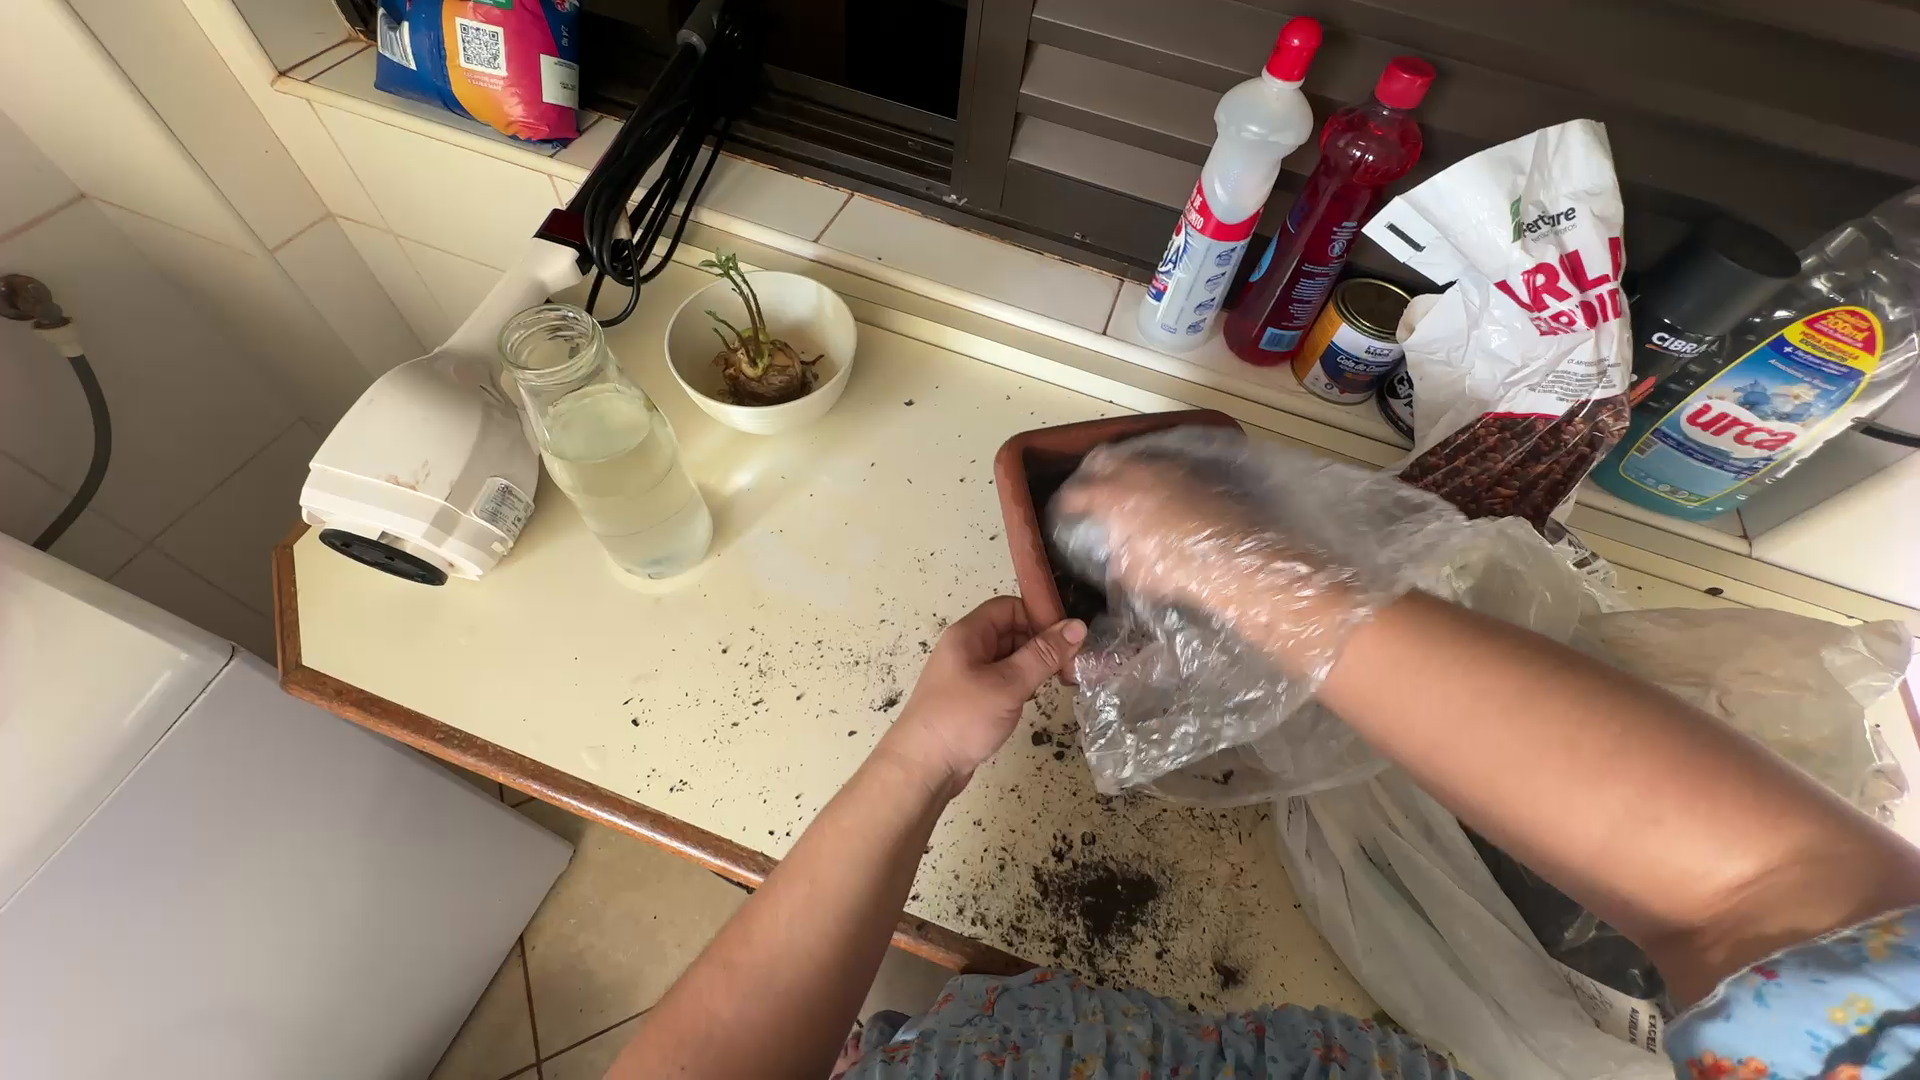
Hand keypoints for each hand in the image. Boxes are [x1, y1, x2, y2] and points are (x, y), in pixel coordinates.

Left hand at [879, 597, 1086, 799]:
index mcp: (968, 634)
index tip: (1066, 638)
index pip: (1009, 607)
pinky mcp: (970, 698)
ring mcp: (966, 674)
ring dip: (1032, 666)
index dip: (1038, 616)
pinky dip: (1019, 685)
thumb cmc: (962, 718)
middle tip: (1069, 665)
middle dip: (1040, 644)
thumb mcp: (1008, 684)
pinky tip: (1032, 700)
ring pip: (1008, 657)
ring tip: (1056, 683)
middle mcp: (966, 649)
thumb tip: (1077, 625)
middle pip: (1010, 631)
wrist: (923, 767)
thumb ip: (1043, 654)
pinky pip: (1001, 680)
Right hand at [1053, 450, 1359, 673]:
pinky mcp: (1194, 474)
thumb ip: (1116, 554)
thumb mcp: (1132, 572)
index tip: (1061, 512)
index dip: (1064, 503)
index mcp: (1115, 497)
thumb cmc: (1177, 571)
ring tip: (1121, 490)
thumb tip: (1113, 550)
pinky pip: (1161, 467)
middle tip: (1087, 490)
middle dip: (1090, 473)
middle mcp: (1138, 473)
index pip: (1077, 493)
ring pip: (1135, 458)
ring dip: (1122, 471)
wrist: (1236, 562)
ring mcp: (1169, 469)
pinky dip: (1150, 476)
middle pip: (1102, 459)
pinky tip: (1156, 495)